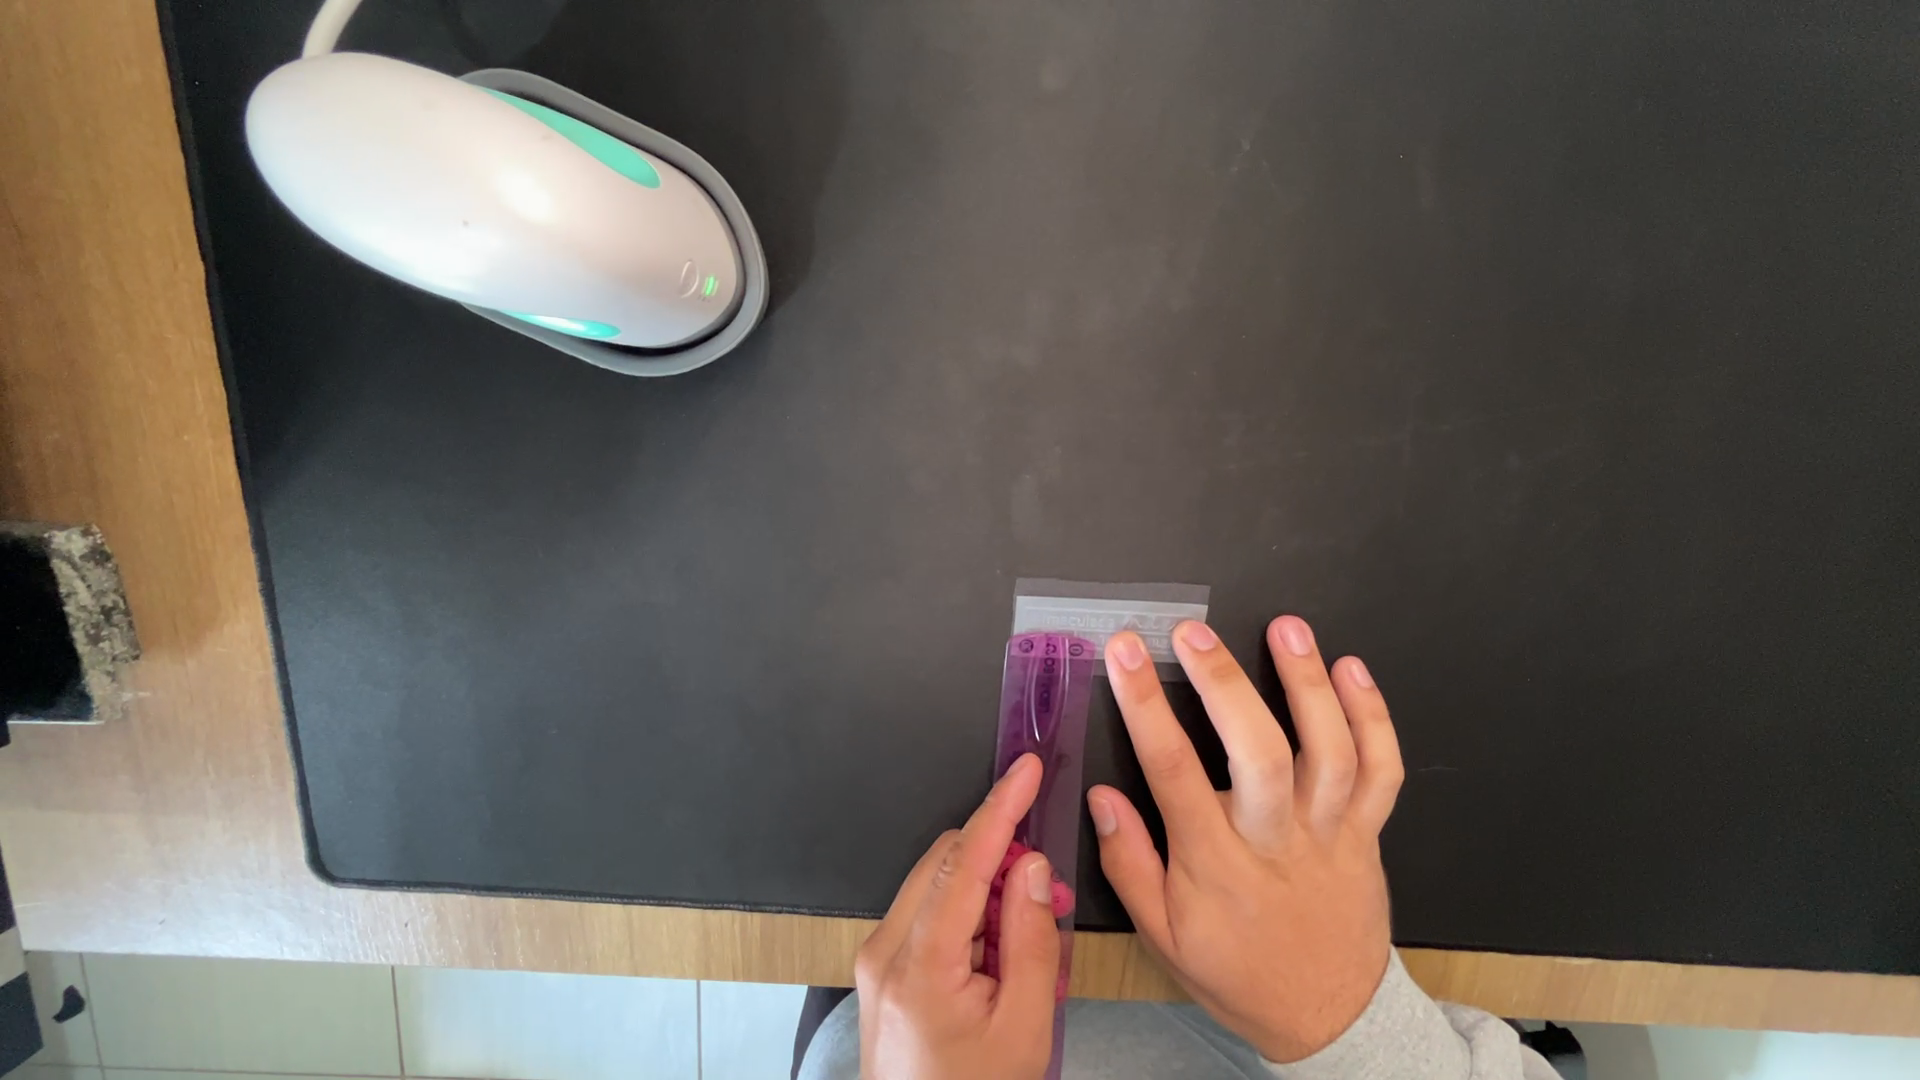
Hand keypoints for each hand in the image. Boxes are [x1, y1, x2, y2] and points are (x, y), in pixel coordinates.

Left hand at [856, 753, 1063, 1079]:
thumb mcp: (1024, 1028)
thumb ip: (1032, 938)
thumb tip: (1031, 865)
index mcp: (919, 962)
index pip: (965, 859)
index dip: (1001, 806)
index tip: (1027, 768)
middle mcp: (885, 946)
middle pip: (947, 862)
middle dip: (1001, 858)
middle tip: (1048, 892)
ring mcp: (876, 954)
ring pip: (939, 882)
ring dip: (987, 890)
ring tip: (1027, 938)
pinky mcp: (881, 964)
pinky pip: (929, 910)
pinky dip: (969, 914)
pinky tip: (998, 955)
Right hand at [1088, 616, 1403, 1062]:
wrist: (1333, 1022)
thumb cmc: (1237, 973)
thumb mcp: (1163, 936)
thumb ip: (1130, 863)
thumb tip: (1102, 796)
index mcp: (1216, 865)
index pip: (1172, 771)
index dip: (1145, 705)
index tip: (1124, 653)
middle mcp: (1276, 841)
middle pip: (1257, 752)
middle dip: (1224, 684)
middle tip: (1193, 632)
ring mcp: (1331, 834)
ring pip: (1329, 752)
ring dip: (1308, 684)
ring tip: (1286, 628)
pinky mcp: (1368, 833)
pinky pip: (1381, 772)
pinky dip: (1373, 717)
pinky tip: (1352, 670)